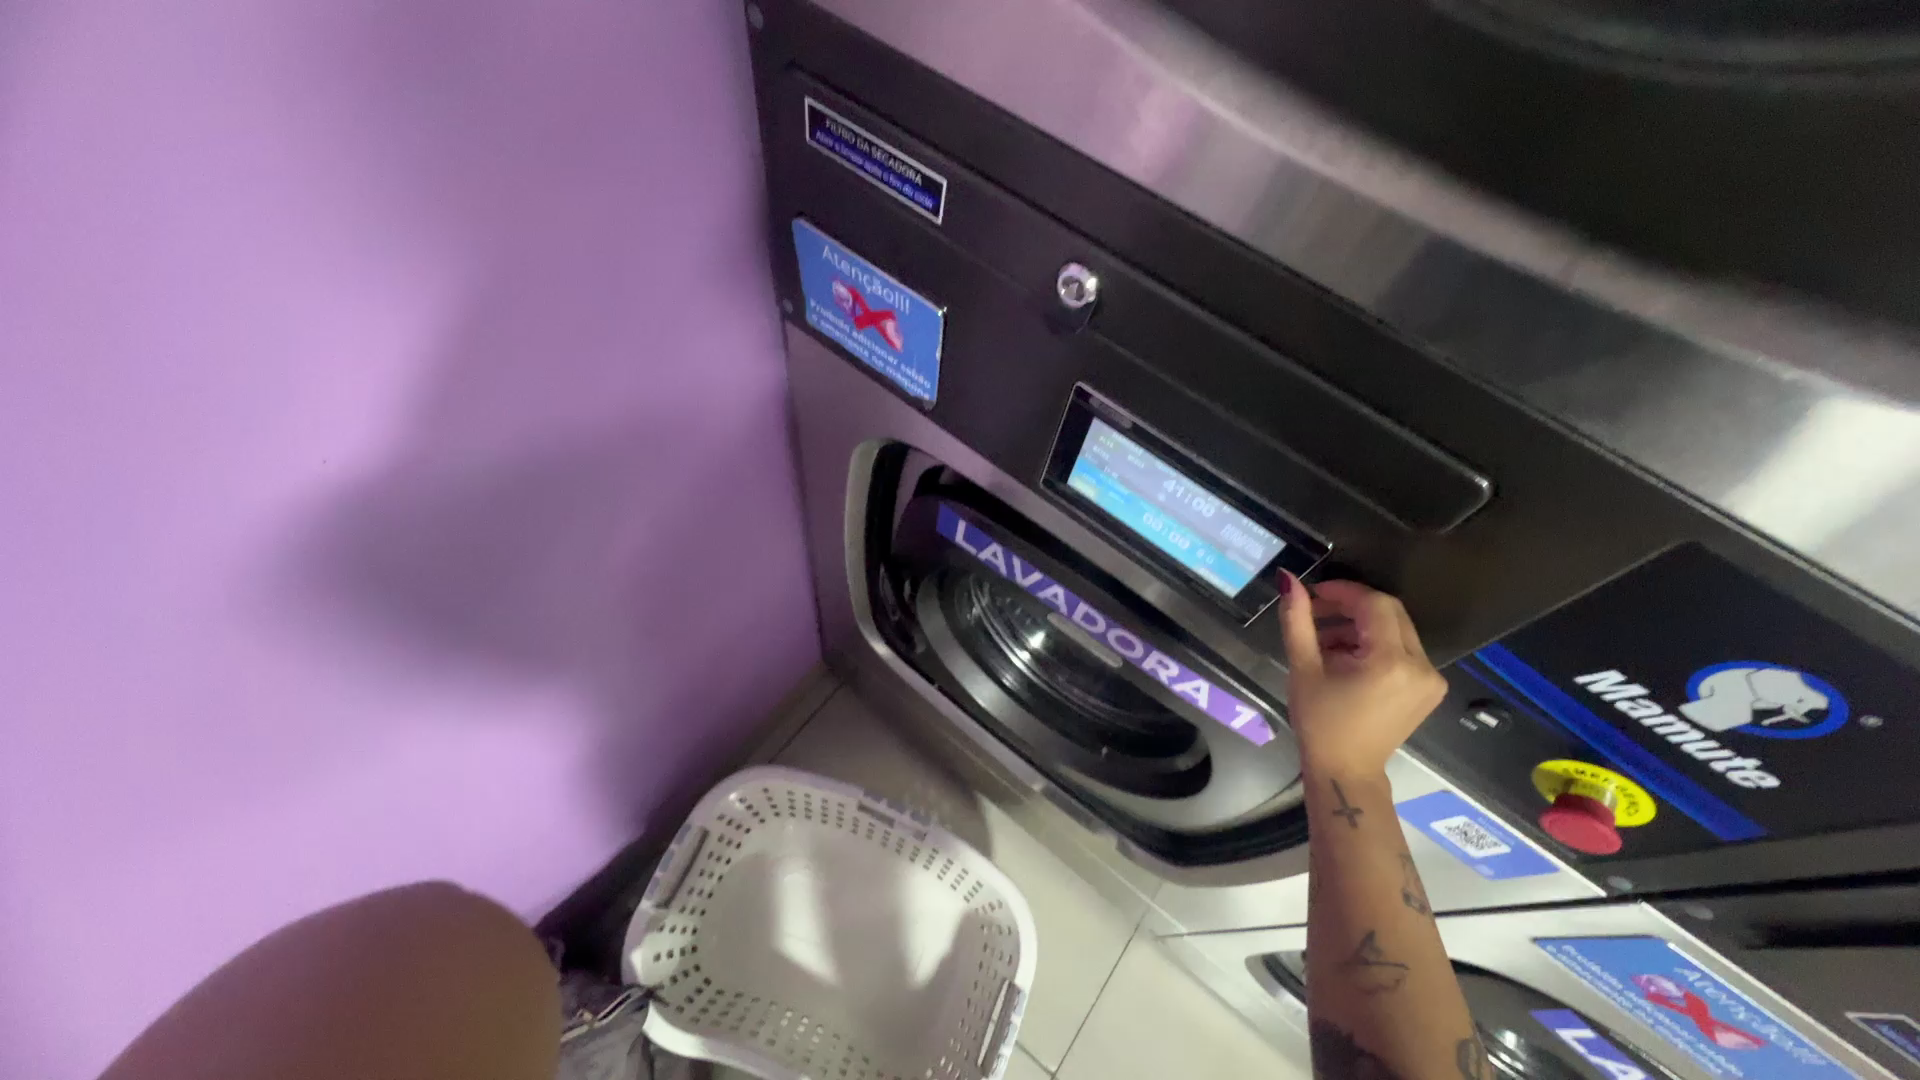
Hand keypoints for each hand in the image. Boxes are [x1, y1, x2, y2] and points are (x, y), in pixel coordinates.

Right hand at [1277, 574, 1445, 777]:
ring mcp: (1430, 678)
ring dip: (1360, 625)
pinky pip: (1403, 648)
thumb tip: (1289, 579)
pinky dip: (1374, 643)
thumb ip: (1297, 620)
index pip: (1374, 604)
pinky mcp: (1429, 687)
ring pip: (1396, 629)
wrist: (1346, 771)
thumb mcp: (1303, 669)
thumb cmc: (1320, 723)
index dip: (1342, 591)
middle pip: (1389, 612)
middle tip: (1315, 611)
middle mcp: (1421, 666)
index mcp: (1391, 662)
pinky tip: (1346, 657)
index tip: (1313, 593)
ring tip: (1324, 641)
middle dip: (1351, 606)